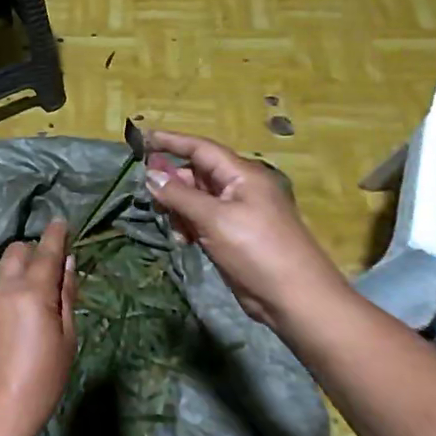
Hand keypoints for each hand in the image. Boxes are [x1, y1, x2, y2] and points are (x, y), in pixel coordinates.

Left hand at [0, 221, 76, 435]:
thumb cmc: (42, 378)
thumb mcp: (67, 337)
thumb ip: (66, 295)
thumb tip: (67, 265)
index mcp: (32, 291)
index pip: (46, 250)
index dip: (56, 233)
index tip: (62, 221)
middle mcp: (5, 287)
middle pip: (18, 250)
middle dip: (34, 250)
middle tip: (52, 267)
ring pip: (5, 268)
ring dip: (21, 269)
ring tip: (37, 292)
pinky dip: (10, 286)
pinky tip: (20, 311)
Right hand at [143, 131, 341, 328]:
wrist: (293, 296)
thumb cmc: (256, 249)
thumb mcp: (214, 219)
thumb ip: (180, 196)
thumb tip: (151, 175)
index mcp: (242, 173)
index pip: (201, 148)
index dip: (171, 142)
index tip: (142, 139)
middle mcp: (240, 188)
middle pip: (198, 174)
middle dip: (173, 181)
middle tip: (148, 194)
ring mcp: (237, 213)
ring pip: (198, 200)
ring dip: (179, 209)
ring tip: (171, 226)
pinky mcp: (234, 236)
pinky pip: (204, 221)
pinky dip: (190, 226)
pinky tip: (183, 241)